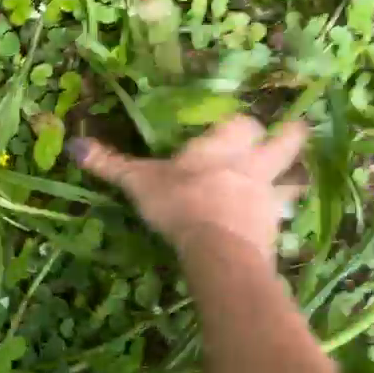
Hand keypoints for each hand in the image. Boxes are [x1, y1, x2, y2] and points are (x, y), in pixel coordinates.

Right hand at [69, 116, 308, 261]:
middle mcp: (252, 166)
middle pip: (285, 145)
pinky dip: (282, 217)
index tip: (243, 120)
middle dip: (291, 137)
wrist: (219, 252)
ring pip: (293, 182)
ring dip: (293, 179)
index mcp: (222, 146)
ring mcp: (269, 200)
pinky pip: (285, 218)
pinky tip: (275, 222)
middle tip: (298, 129)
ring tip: (293, 178)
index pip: (243, 123)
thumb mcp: (138, 181)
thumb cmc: (180, 202)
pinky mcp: (276, 232)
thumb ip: (110, 163)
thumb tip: (74, 145)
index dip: (243, 122)